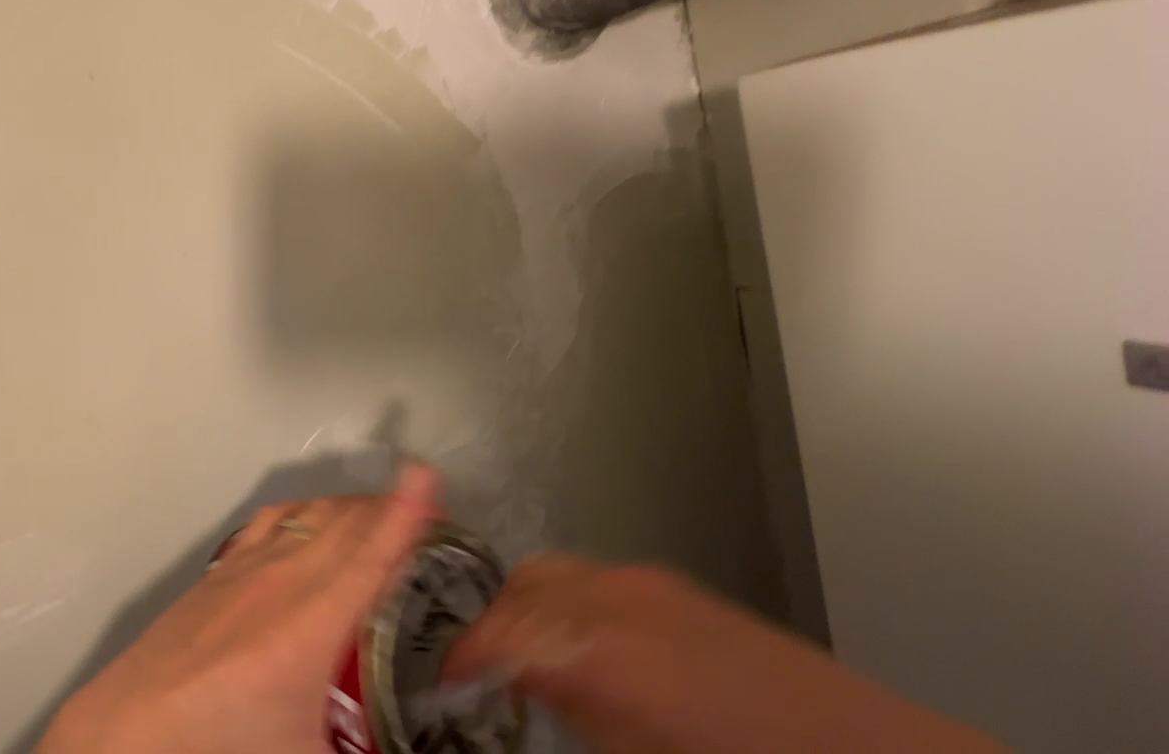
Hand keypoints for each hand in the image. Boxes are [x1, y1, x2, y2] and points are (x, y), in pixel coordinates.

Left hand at [36, 463, 440, 753]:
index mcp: (314, 622)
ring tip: (372, 512)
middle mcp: (283, 580)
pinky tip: (304, 520)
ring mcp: (245, 568)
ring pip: (306, 515)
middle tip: (418, 501)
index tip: (427, 474)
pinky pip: (269, 522)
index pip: (372, 552)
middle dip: (386, 505)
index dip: (406, 510)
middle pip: (344, 522)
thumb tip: (405, 746)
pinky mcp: (218, 571)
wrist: (132, 730)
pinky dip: (299, 512)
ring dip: (345, 506)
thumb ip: (365, 744)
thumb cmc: (221, 745)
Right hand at [444, 557, 1008, 753]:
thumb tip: (520, 693)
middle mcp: (610, 601)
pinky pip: (595, 581)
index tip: (447, 687)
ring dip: (532, 611)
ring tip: (538, 661)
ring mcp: (646, 585)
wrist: (863, 753)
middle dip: (493, 628)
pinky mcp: (676, 588)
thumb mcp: (630, 749)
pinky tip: (592, 650)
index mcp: (596, 654)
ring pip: (555, 574)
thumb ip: (567, 713)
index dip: (462, 662)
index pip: (497, 638)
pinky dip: (571, 605)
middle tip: (491, 677)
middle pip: (520, 590)